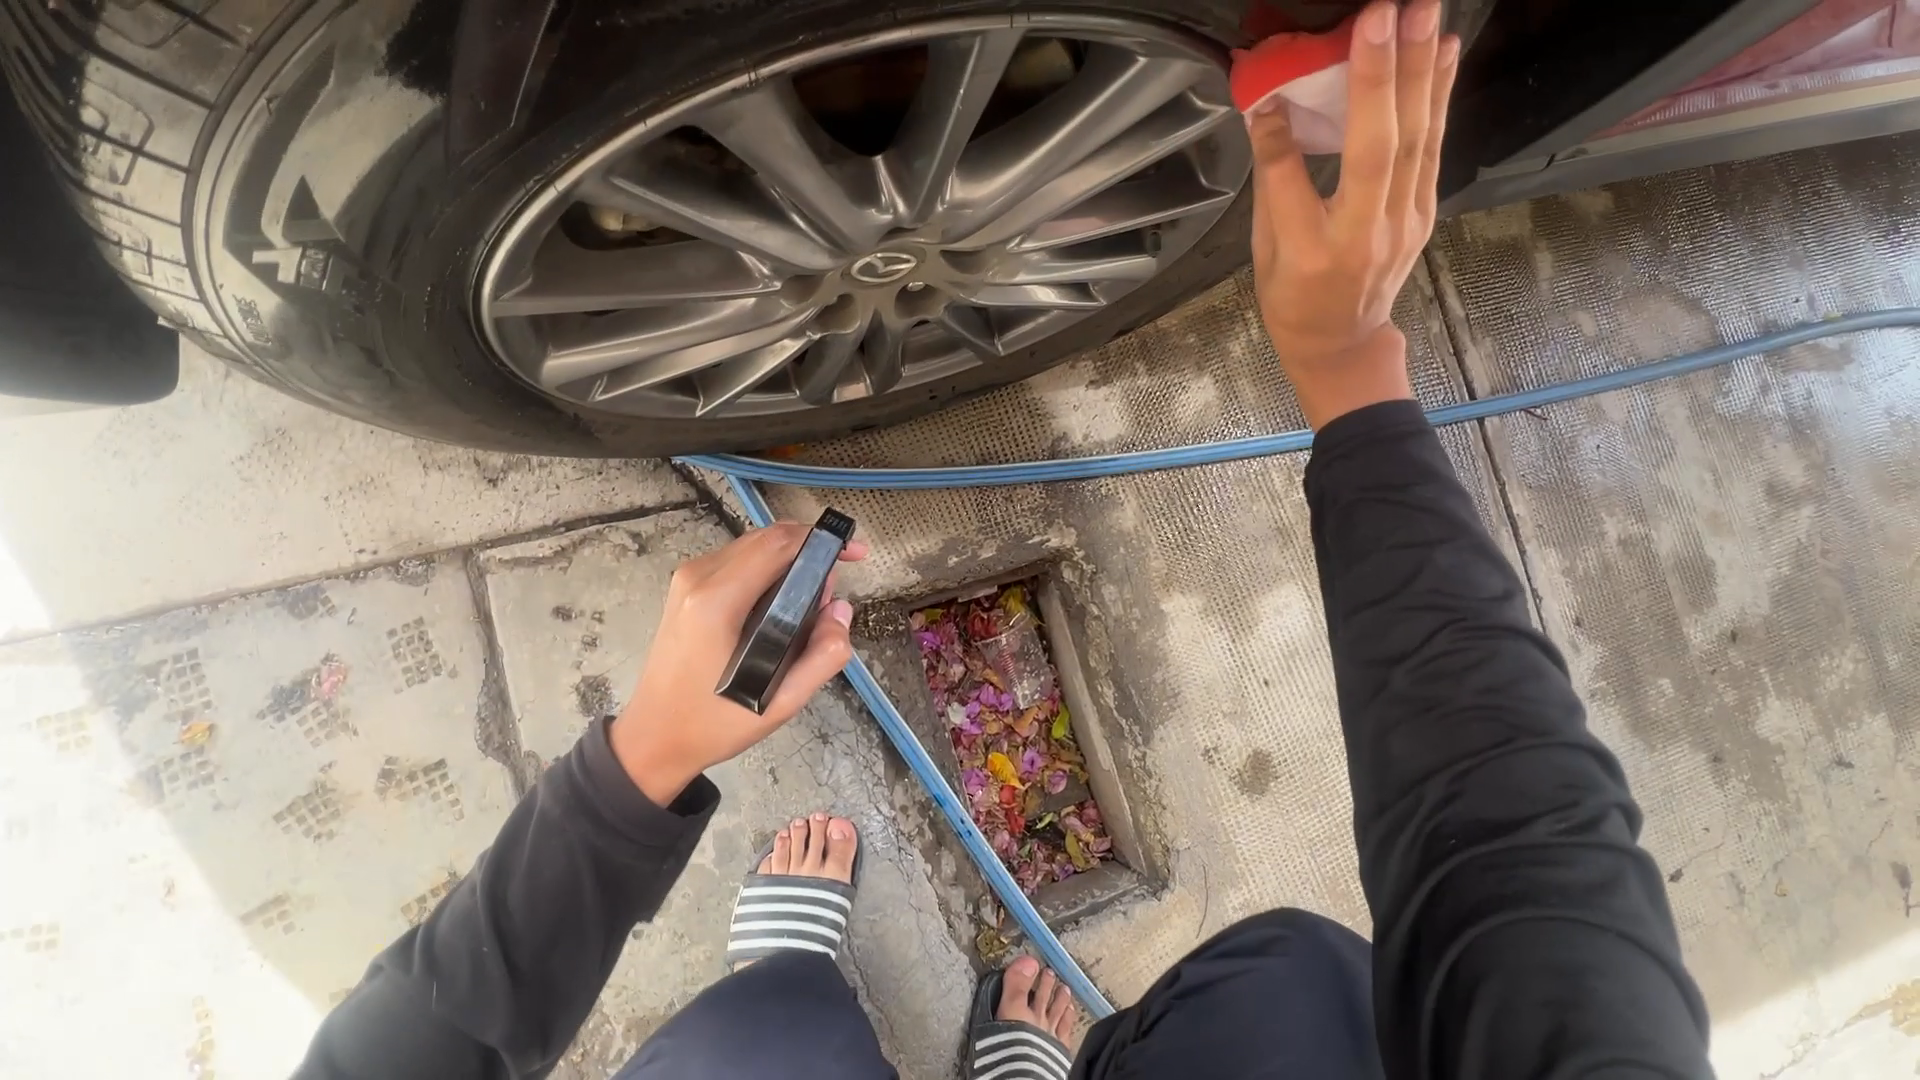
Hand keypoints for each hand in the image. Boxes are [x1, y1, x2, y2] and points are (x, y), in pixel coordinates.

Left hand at [610, 523, 867, 804]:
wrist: (654, 737)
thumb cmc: (714, 724)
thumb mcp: (780, 703)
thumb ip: (823, 656)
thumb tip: (841, 610)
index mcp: (718, 602)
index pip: (778, 543)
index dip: (823, 539)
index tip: (854, 552)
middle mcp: (698, 579)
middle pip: (766, 537)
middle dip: (810, 550)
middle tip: (829, 593)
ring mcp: (687, 580)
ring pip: (752, 544)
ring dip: (789, 559)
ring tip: (809, 601)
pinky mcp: (686, 588)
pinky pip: (737, 559)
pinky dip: (768, 567)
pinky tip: (780, 601)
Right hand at [1248, 0, 1458, 427]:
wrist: (1342, 340)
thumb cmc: (1292, 301)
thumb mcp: (1265, 255)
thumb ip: (1272, 187)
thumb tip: (1270, 115)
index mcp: (1308, 255)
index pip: (1290, 184)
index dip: (1281, 136)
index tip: (1272, 91)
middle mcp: (1361, 238)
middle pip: (1375, 152)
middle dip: (1381, 78)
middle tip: (1385, 14)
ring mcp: (1402, 224)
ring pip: (1415, 142)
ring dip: (1420, 72)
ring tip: (1422, 14)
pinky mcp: (1424, 213)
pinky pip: (1432, 149)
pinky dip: (1438, 97)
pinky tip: (1443, 53)